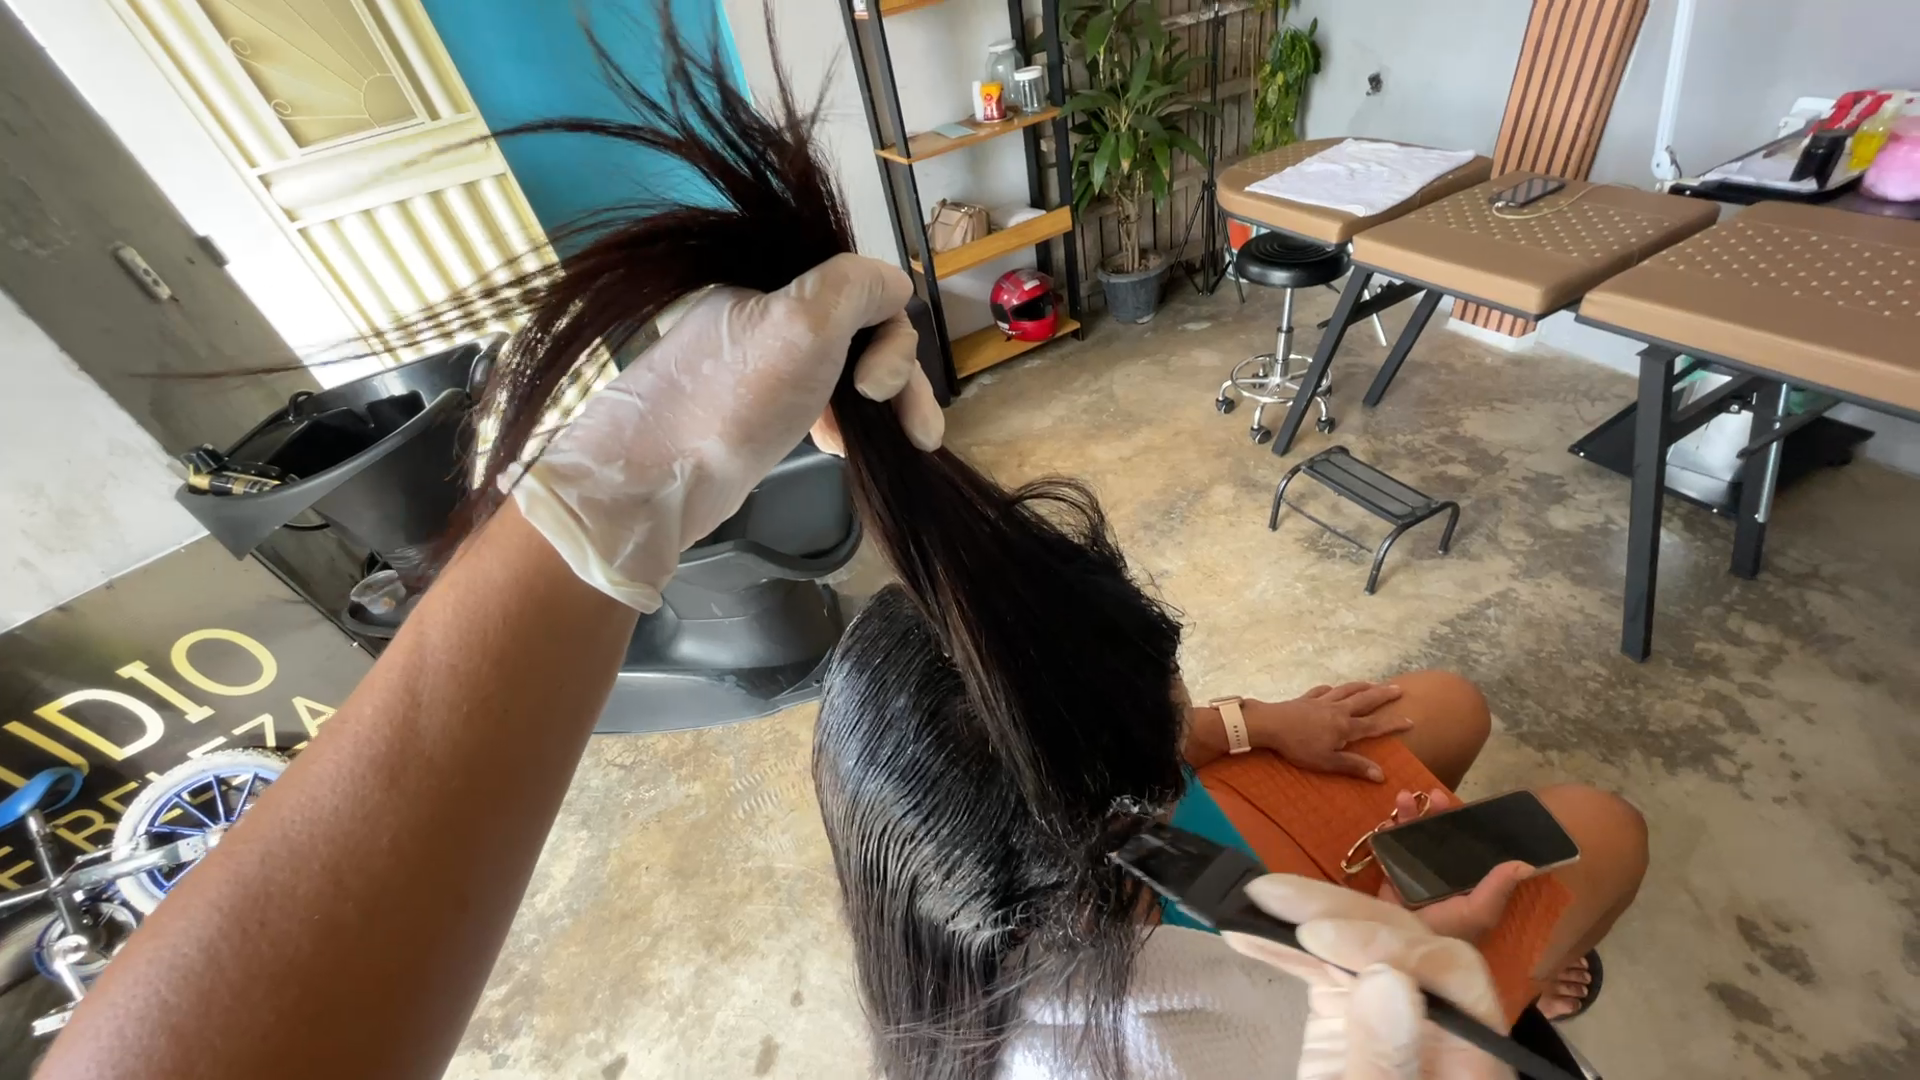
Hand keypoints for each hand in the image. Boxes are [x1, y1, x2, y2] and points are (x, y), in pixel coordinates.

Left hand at [512, 254, 943, 610]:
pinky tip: (843, 447)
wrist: (659, 479)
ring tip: (902, 445)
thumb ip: (855, 287)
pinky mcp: (764, 408)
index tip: (879, 388)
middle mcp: (775, 316)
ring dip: (882, 407)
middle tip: (917, 433)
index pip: (865, 294)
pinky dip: (847, 422)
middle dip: (899, 381)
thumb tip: (896, 284)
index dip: (891, 339)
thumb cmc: (733, 399)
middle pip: (864, 335)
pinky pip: (824, 401)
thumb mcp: (802, 323)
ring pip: (848, 371)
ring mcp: (769, 365)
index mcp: (778, 284)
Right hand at [1223, 875, 1513, 1079]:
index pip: (1453, 975)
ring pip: (1365, 944)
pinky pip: (1325, 967)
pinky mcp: (1352, 1020)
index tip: (1316, 937)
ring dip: (1307, 916)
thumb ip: (1383, 1064)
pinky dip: (1285, 946)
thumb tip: (1389, 978)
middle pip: (1407, 944)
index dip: (1388, 941)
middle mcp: (1436, 1033)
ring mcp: (1392, 1023)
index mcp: (1463, 1067)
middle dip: (1338, 913)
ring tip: (1252, 901)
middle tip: (1270, 898)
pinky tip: (1245, 935)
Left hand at [1251, 683, 1411, 781]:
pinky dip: (1329, 688)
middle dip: (1382, 695)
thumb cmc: (1298, 746)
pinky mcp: (1304, 699)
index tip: (1410, 720)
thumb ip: (1354, 766)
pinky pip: (1320, 691)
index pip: (1375, 725)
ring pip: (1345, 691)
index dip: (1393, 724)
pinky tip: (1331, 688)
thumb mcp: (1327, 761)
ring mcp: (1320, 702)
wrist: (1269, 724)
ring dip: (1360, 686)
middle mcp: (1336, 710)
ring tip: (1372, 683)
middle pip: (1364, 700)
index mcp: (1345, 726)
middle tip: (1398, 689)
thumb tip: (1382, 775)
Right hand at [1376, 790, 1533, 943]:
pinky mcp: (1389, 873)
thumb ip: (1498, 887)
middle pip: (1436, 834)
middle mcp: (1439, 871)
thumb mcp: (1480, 911)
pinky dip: (1386, 832)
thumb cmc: (1450, 930)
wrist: (1408, 945)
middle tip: (1430, 794)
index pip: (1464, 844)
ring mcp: (1412, 871)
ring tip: (1403, 797)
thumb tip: (1526, 862)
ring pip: (1411, 836)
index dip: (1460, 822)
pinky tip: (1387, 820)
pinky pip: (1387, 847)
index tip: (1454, 802)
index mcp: (1464, 879)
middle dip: (1432, 813)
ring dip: (1408, 815)